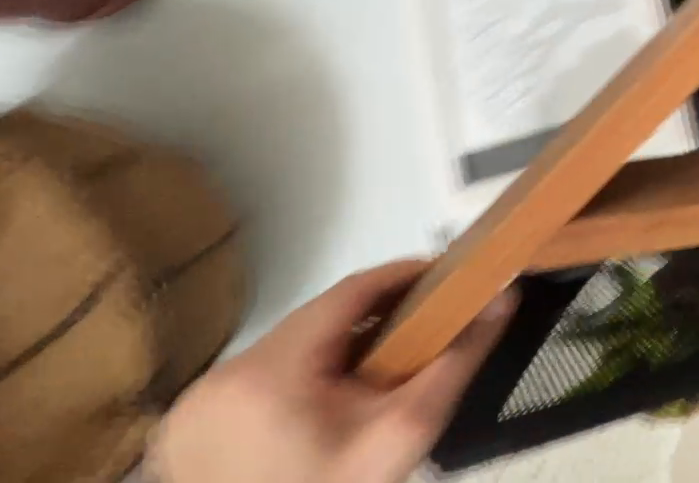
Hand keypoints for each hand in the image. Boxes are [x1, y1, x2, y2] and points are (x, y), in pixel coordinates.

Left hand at [149, 260, 514, 482]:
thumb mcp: (410, 427)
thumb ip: (460, 356)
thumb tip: (507, 294)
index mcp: (268, 371)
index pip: (351, 290)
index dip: (405, 275)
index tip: (449, 278)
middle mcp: (221, 376)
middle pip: (319, 317)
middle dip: (378, 314)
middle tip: (426, 325)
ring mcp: (195, 404)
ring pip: (291, 343)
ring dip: (342, 342)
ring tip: (386, 361)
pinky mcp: (186, 428)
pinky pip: (263, 374)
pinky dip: (306, 372)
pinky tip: (334, 396)